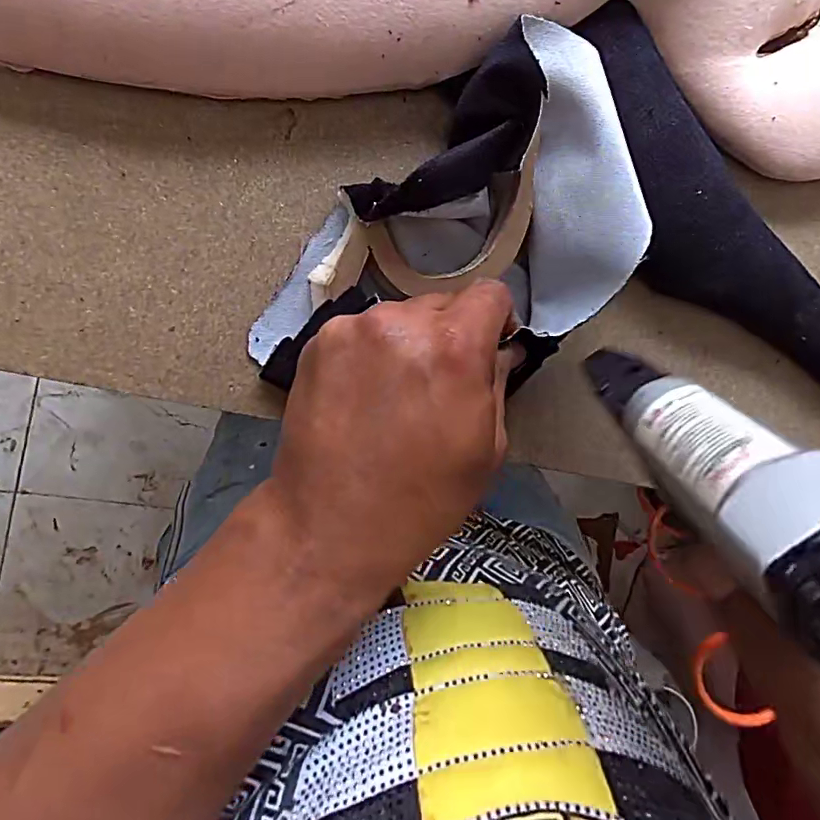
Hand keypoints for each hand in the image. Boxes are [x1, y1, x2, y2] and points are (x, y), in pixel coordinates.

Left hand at [261, 280, 518, 599]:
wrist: (328, 526)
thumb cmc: (420, 501)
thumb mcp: (487, 449)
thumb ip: (497, 383)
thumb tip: (501, 349)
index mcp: (454, 347)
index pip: (490, 292)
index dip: (496, 318)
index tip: (489, 344)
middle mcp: (402, 323)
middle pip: (442, 304)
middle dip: (449, 335)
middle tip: (437, 384)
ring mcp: (353, 329)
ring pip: (400, 318)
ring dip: (406, 343)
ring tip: (394, 395)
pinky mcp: (318, 342)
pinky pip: (361, 332)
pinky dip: (369, 352)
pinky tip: (362, 395)